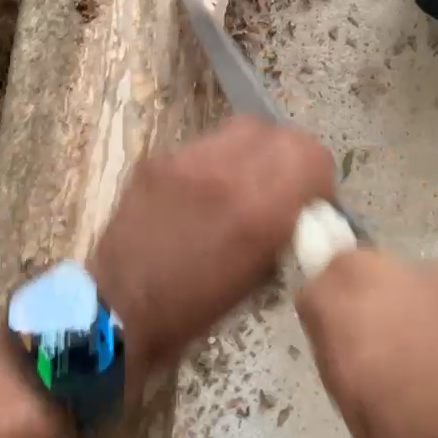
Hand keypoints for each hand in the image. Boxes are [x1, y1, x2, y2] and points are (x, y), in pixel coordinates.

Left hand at [88, 116, 331, 385]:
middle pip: (280, 132)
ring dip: (255, 151)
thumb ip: (285, 229)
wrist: (118, 308)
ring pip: (242, 128)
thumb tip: (301, 206)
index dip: (319, 175)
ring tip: (244, 182)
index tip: (311, 198)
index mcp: (258, 209)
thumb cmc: (195, 308)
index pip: (311, 154)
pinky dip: (217, 160)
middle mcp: (225, 172)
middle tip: (281, 186)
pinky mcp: (158, 158)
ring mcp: (186, 159)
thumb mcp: (259, 276)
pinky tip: (206, 190)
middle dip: (290, 157)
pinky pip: (204, 143)